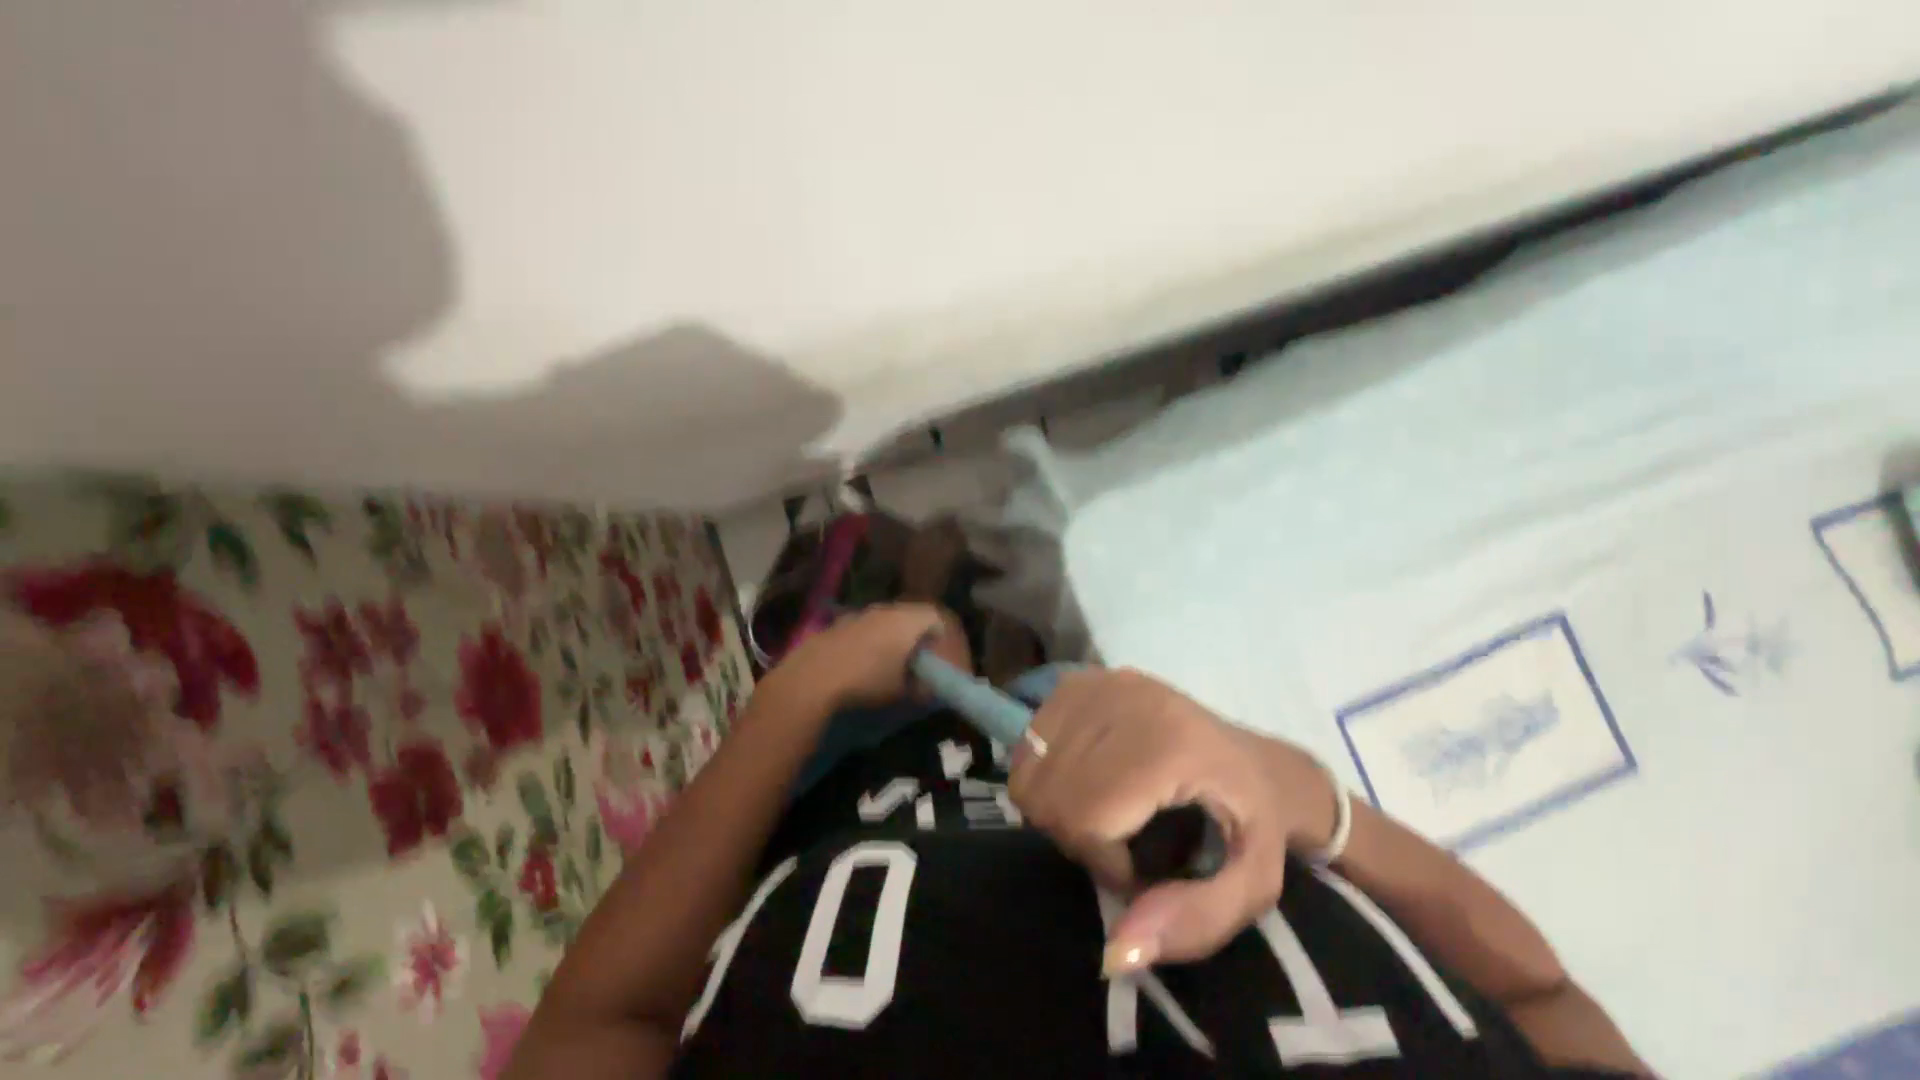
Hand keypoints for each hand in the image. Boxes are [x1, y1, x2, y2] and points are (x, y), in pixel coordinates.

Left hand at [768, 603, 969, 710]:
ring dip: (897, 644)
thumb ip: (928, 689)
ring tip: (897, 671)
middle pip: (915, 619)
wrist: (811, 680)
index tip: (954, 667)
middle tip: (929, 669)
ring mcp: (858, 614)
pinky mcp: (836, 626)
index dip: (953, 643)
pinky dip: (875, 647)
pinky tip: (868, 670)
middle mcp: (886, 609)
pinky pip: (866, 632)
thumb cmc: (868, 683)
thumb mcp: (907, 693)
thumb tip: (936, 690)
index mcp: (909, 619)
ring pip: (888, 624)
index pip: (943, 620)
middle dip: (926, 642)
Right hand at [1008, 668, 1336, 976]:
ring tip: (1106, 814)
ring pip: (1029, 775)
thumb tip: (1114, 953)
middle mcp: (1122, 701)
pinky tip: (1088, 784)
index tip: (1144, 870)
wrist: (1257, 762)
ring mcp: (1095, 685)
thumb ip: (1194, 923)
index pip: (1086, 818)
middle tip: (1124, 845)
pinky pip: (1026, 748)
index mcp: (1170, 744)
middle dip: (1080, 840)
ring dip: (1060, 812)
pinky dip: (1048, 779)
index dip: (1106, 863)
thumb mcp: (1251, 884)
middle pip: (1051, 797)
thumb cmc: (1256, 825)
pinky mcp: (1077, 682)